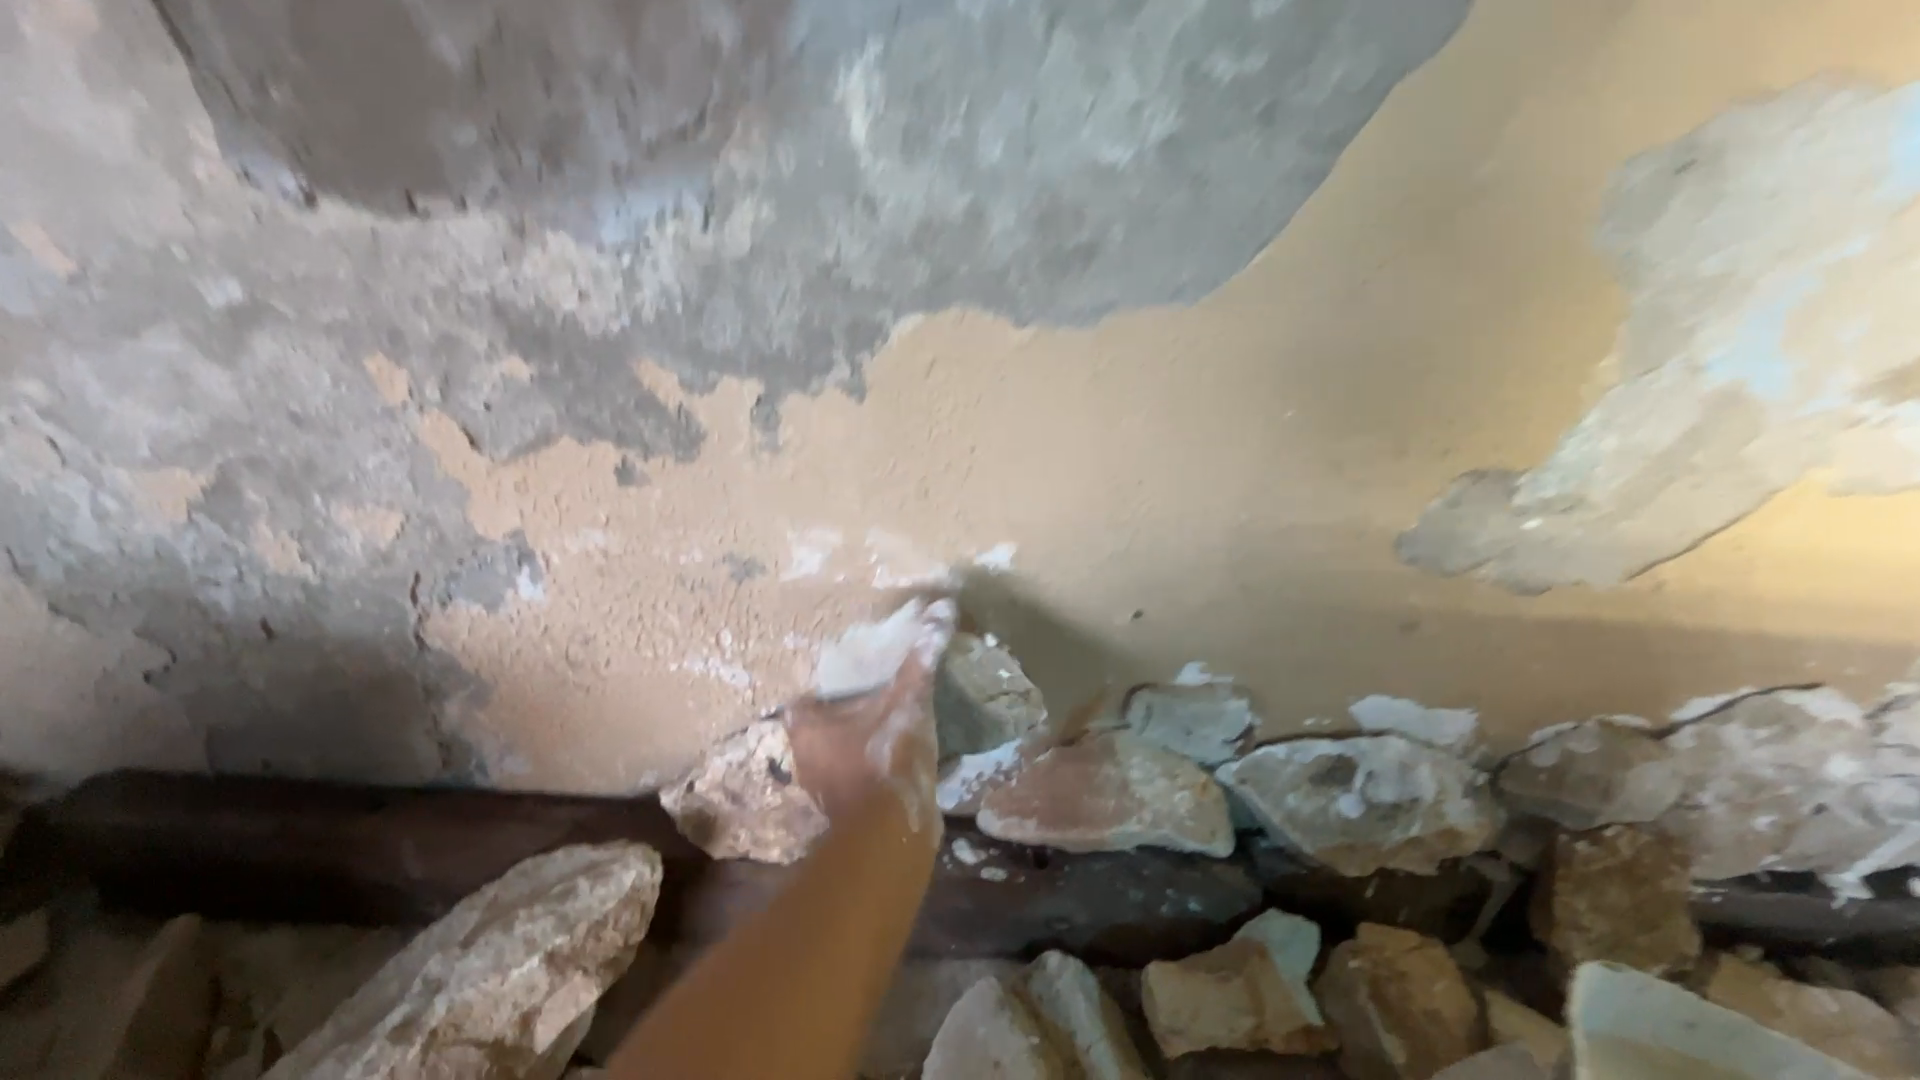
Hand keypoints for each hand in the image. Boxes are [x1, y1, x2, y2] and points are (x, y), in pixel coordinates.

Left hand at [783, 600, 954, 826]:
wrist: (893, 830)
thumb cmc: (886, 758)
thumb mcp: (908, 701)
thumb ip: (921, 657)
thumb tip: (942, 606)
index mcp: (806, 725)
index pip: (809, 694)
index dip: (829, 683)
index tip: (856, 673)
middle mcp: (803, 756)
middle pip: (823, 723)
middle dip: (846, 712)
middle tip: (875, 693)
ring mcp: (821, 786)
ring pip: (836, 751)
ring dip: (857, 740)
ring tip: (886, 721)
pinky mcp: (843, 808)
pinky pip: (852, 774)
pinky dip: (868, 764)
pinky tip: (893, 753)